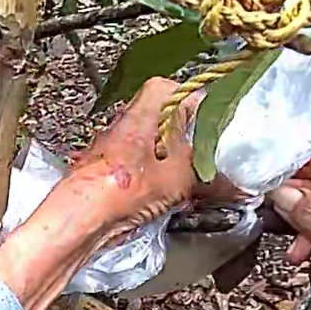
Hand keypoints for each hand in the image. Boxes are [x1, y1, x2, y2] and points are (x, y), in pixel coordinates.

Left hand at [0, 78, 194, 309]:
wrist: (78, 221)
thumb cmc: (119, 192)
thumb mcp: (176, 179)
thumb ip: (204, 172)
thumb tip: (232, 179)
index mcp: (139, 116)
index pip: (165, 88)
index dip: (189, 98)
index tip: (207, 116)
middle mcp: (121, 129)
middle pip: (158, 120)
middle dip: (183, 137)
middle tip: (202, 155)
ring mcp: (111, 153)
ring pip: (148, 148)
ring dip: (169, 162)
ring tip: (187, 182)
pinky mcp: (105, 177)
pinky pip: (137, 170)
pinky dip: (153, 181)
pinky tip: (164, 200)